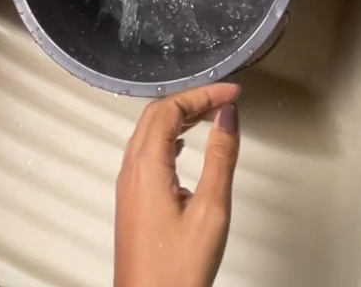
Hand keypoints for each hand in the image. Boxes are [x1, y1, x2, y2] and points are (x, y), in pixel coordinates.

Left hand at [116, 84, 241, 286]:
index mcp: (146, 165)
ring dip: (179, 116)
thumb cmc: (177, 272)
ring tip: (211, 115)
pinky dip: (168, 136)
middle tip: (224, 98)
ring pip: (149, 132)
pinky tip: (182, 146)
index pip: (171, 107)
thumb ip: (220, 156)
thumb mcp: (211, 211)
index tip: (232, 91)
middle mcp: (131, 170)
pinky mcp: (132, 201)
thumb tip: (227, 114)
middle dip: (192, 99)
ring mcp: (128, 186)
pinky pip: (146, 151)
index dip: (203, 93)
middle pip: (157, 114)